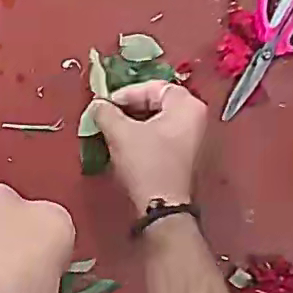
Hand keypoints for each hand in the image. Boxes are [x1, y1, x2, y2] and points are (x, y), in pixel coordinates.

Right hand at [93, 80, 206, 209]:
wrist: (161, 206)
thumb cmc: (145, 163)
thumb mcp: (120, 133)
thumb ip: (105, 112)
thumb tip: (97, 105)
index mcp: (186, 105)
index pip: (152, 86)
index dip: (125, 93)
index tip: (105, 105)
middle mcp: (194, 117)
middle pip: (156, 101)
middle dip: (127, 107)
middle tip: (106, 116)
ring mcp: (191, 137)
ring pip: (156, 119)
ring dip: (132, 122)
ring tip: (110, 129)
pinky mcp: (183, 154)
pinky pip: (160, 134)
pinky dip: (141, 135)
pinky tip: (122, 143)